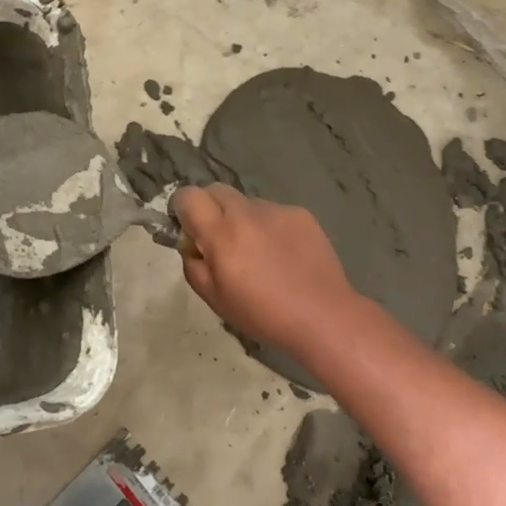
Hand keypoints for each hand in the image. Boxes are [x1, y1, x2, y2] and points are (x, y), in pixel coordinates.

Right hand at [173, 184, 359, 351]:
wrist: (323, 316)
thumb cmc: (263, 314)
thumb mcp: (214, 299)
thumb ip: (193, 265)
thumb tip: (191, 246)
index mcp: (221, 234)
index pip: (188, 196)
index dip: (182, 209)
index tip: (188, 231)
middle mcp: (247, 213)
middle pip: (215, 190)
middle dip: (209, 208)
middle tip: (219, 241)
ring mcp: (277, 210)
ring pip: (246, 202)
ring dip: (241, 219)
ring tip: (257, 254)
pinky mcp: (301, 214)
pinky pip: (273, 212)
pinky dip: (268, 227)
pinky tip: (282, 255)